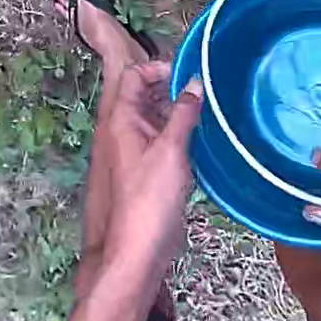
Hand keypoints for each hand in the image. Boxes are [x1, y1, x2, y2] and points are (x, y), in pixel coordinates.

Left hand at [89, 61, 203, 281]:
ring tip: (203, 112)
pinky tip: (194, 139)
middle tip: (200, 91)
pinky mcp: (137, 169)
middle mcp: (118, 130)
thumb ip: (184, 113)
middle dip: (168, 87)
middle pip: (139, 93)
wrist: (134, 252)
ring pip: (148, 116)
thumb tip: (196, 83)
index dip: (158, 68)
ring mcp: (126, 150)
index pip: (133, 75)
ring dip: (172, 109)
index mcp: (119, 119)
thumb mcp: (171, 150)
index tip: (188, 75)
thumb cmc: (150, 200)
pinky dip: (171, 131)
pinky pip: (153, 138)